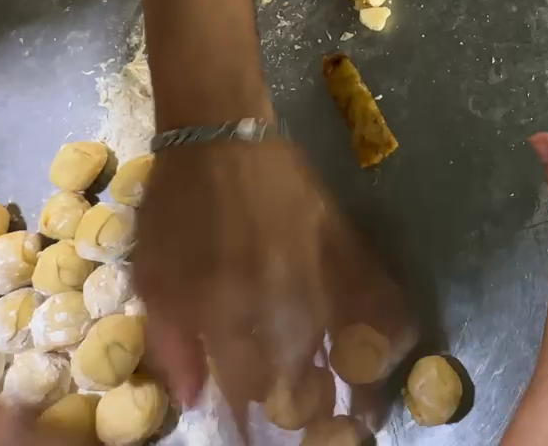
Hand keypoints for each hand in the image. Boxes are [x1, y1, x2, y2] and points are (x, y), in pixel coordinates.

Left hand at [133, 140, 409, 409]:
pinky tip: (394, 342)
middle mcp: (277, 294)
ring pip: (348, 336)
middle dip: (309, 411)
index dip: (249, 423)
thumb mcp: (153, 273)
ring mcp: (316, 263)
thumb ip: (173, 341)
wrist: (220, 133)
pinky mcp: (341, 235)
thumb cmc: (177, 203)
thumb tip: (195, 397)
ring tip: (367, 412)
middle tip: (317, 428)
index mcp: (223, 309)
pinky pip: (374, 284)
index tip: (252, 438)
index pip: (245, 390)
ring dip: (359, 380)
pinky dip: (388, 317)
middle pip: (304, 375)